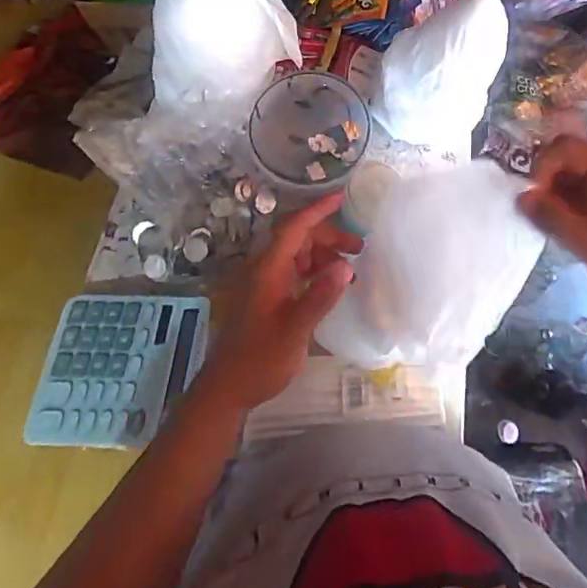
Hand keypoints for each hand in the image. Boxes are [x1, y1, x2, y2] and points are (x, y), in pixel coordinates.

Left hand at [190, 193, 357, 412]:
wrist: (228, 389)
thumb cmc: (260, 359)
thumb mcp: (294, 331)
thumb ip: (320, 298)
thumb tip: (346, 267)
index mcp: (269, 270)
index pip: (295, 228)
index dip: (318, 210)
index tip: (341, 198)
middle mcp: (266, 270)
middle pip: (298, 237)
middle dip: (328, 236)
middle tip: (358, 247)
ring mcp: (266, 283)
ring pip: (298, 254)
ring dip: (323, 254)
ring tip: (349, 268)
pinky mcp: (269, 298)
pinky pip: (295, 271)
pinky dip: (315, 270)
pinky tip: (331, 284)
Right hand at [517, 137, 586, 337]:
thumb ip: (557, 220)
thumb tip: (520, 196)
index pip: (566, 148)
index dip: (541, 169)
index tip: (529, 204)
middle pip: (569, 162)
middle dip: (546, 185)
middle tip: (534, 221)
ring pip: (575, 184)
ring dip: (556, 202)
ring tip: (547, 233)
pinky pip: (586, 202)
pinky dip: (570, 215)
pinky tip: (565, 239)